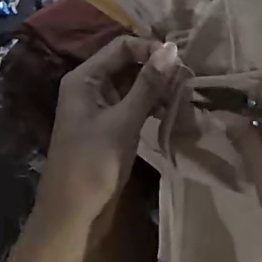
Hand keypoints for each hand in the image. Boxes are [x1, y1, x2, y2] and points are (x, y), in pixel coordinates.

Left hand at [41, 37, 187, 230]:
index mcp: (84, 78)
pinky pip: (132, 104)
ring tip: (186, 94)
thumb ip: (147, 85)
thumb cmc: (93, 164)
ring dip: (157, 87)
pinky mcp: (109, 126)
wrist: (72, 215)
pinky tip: (173, 111)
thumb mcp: (123, 122)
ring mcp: (99, 106)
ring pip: (132, 84)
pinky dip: (151, 105)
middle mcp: (89, 86)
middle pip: (127, 63)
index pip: (121, 46)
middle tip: (189, 79)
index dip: (150, 48)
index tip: (181, 61)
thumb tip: (171, 50)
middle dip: (156, 68)